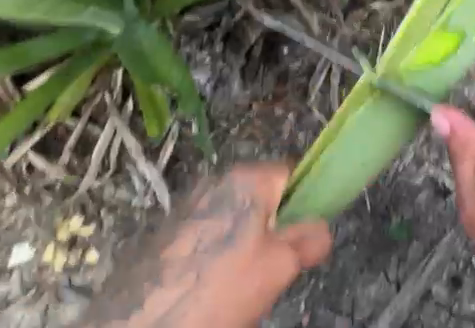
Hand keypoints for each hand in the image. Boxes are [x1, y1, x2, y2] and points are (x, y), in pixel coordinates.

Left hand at [86, 163, 331, 327]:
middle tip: (268, 271)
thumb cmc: (217, 294)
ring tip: (231, 292)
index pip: (291, 176)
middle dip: (269, 233)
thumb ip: (309, 242)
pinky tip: (202, 298)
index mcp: (245, 179)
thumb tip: (319, 231)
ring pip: (229, 226)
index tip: (298, 243)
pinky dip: (208, 264)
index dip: (302, 207)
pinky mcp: (155, 244)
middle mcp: (211, 186)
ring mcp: (179, 214)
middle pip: (259, 201)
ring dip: (238, 250)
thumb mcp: (280, 269)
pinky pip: (200, 244)